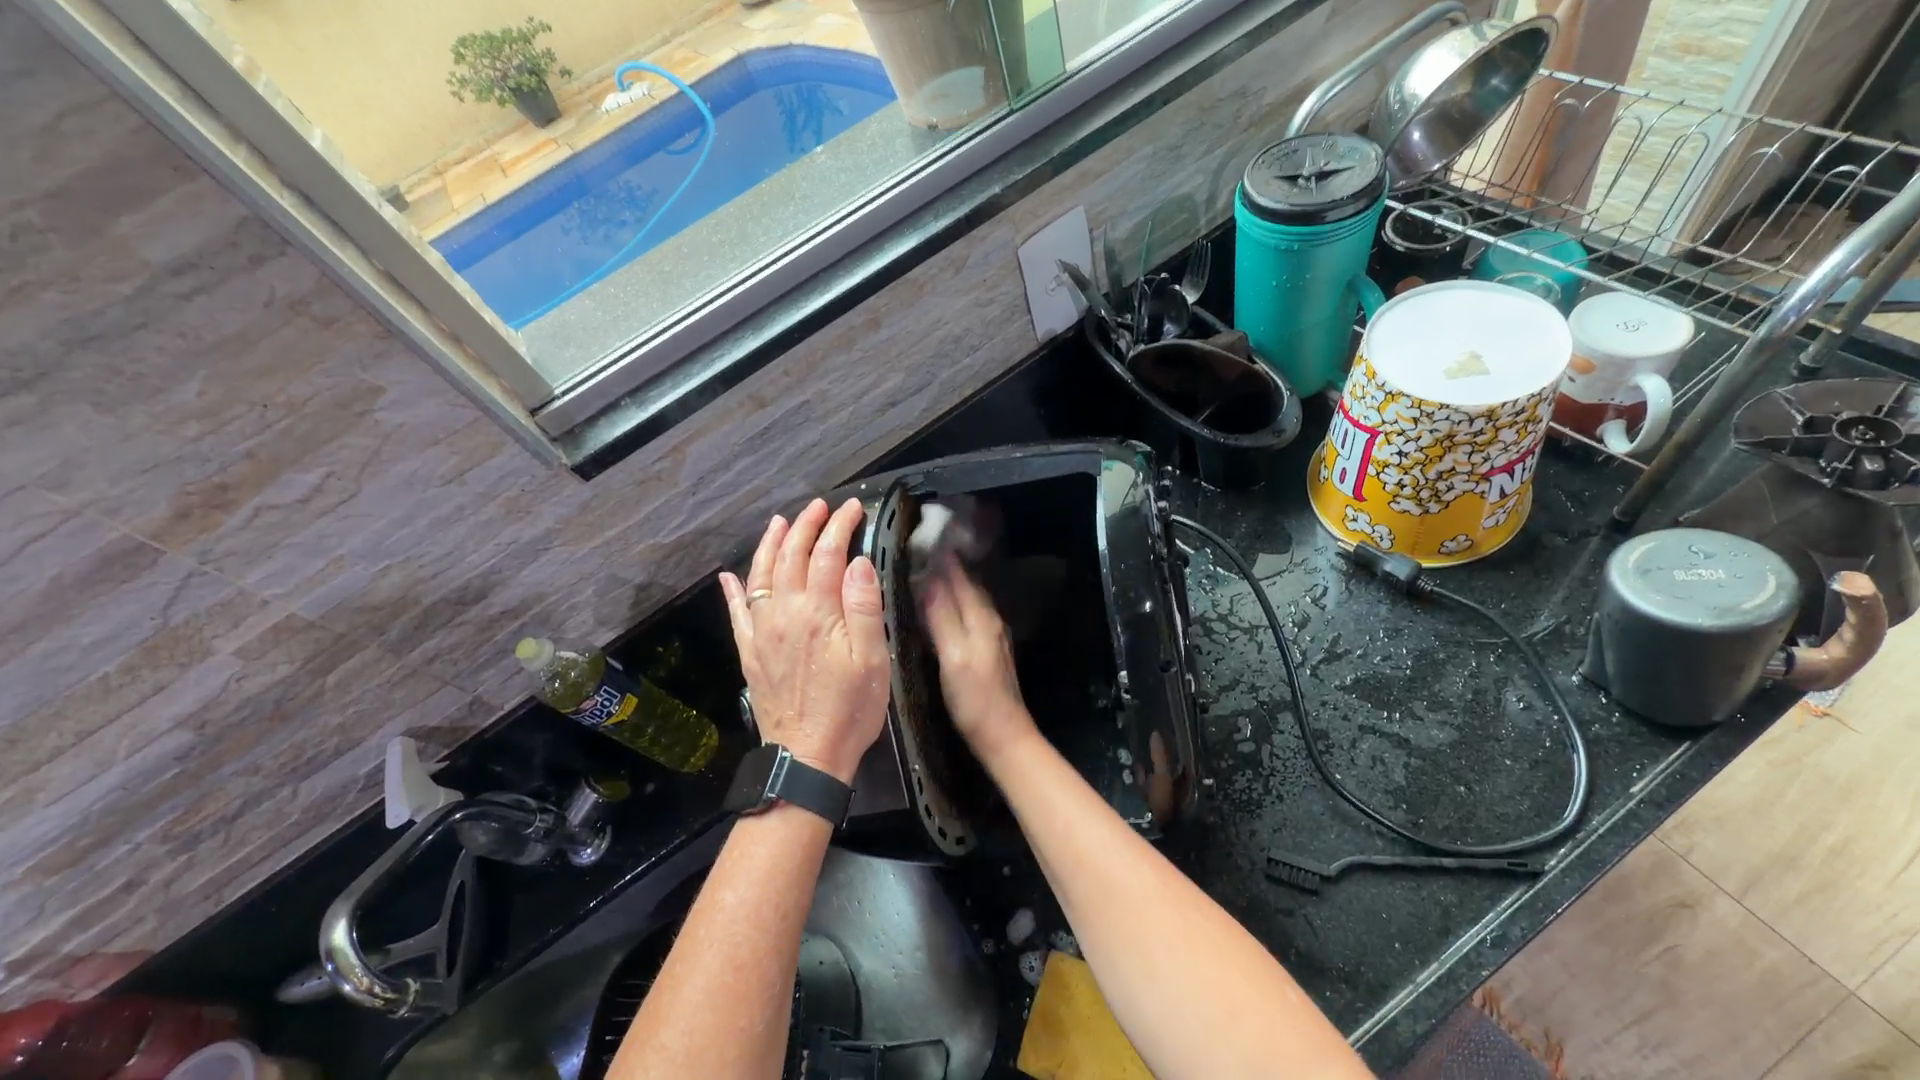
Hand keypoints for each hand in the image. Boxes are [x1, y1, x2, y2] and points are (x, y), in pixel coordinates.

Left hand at [720, 498, 888, 783]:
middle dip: (806, 525)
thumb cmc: (850, 709)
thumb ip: (864, 607)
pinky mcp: (750, 652)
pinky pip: (737, 612)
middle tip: (820, 507)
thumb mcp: (872, 660)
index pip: (828, 554)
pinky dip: (733, 590)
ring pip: (761, 575)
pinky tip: (730, 576)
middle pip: (791, 556)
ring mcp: (762, 632)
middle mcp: (785, 613)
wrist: (806, 756)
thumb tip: (858, 561)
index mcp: (818, 612)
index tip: (853, 508)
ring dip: (770, 544)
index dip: (840, 526)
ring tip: (779, 522)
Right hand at [920, 559, 1038, 763]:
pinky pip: (968, 614)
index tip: (923, 534)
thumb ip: (942, 616)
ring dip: (950, 583)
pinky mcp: (987, 650)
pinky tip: (939, 608)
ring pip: (968, 598)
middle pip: (966, 584)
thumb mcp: (954, 656)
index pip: (960, 576)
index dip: (943, 556)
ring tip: (926, 570)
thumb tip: (930, 578)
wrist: (1003, 736)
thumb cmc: (975, 699)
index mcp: (982, 618)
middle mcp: (990, 620)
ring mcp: (991, 635)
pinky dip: (953, 603)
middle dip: (946, 565)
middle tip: (920, 547)